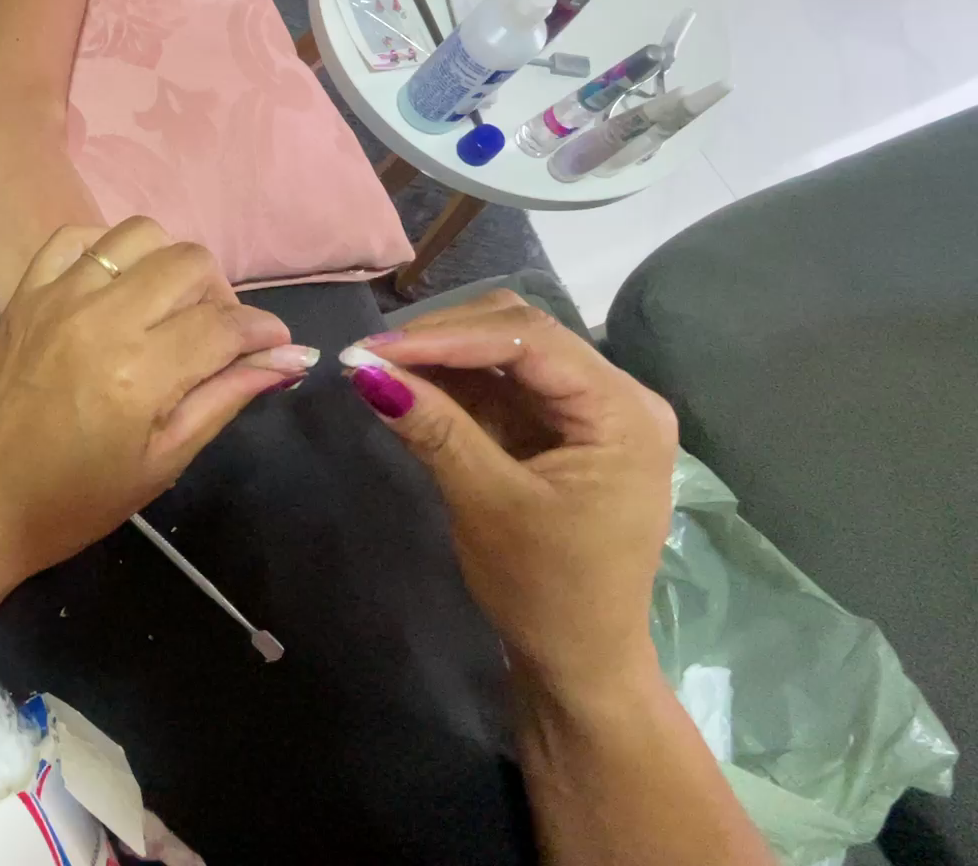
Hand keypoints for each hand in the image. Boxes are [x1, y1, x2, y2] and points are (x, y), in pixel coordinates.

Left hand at [0, 105, 105, 373]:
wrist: (8, 140)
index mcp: (30, 314)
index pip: (48, 373)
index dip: (40, 388)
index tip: (34, 393)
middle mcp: (78, 300)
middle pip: (87, 353)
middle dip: (76, 369)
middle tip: (61, 374)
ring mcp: (108, 273)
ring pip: (111, 326)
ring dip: (100, 340)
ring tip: (83, 347)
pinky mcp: (124, 252)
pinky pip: (124, 294)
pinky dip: (114, 308)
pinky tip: (97, 311)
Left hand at [0, 217, 319, 592]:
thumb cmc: (76, 500)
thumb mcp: (162, 462)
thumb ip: (224, 399)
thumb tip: (287, 359)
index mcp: (139, 371)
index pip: (225, 324)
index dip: (263, 333)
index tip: (274, 347)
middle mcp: (101, 318)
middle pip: (190, 263)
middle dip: (221, 296)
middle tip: (215, 338)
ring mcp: (58, 297)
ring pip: (140, 235)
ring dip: (170, 265)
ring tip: (166, 310)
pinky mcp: (26, 294)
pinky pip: (76, 238)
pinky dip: (107, 251)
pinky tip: (114, 288)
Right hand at [340, 290, 678, 694]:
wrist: (575, 653)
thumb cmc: (546, 587)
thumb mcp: (486, 503)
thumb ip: (433, 429)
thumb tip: (364, 372)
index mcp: (621, 413)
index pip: (529, 342)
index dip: (445, 336)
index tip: (371, 351)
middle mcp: (609, 396)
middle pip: (517, 333)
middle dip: (439, 337)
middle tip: (368, 357)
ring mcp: (577, 410)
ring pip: (499, 352)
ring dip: (437, 355)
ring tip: (375, 367)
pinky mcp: (545, 427)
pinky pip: (490, 384)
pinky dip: (444, 380)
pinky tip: (402, 384)